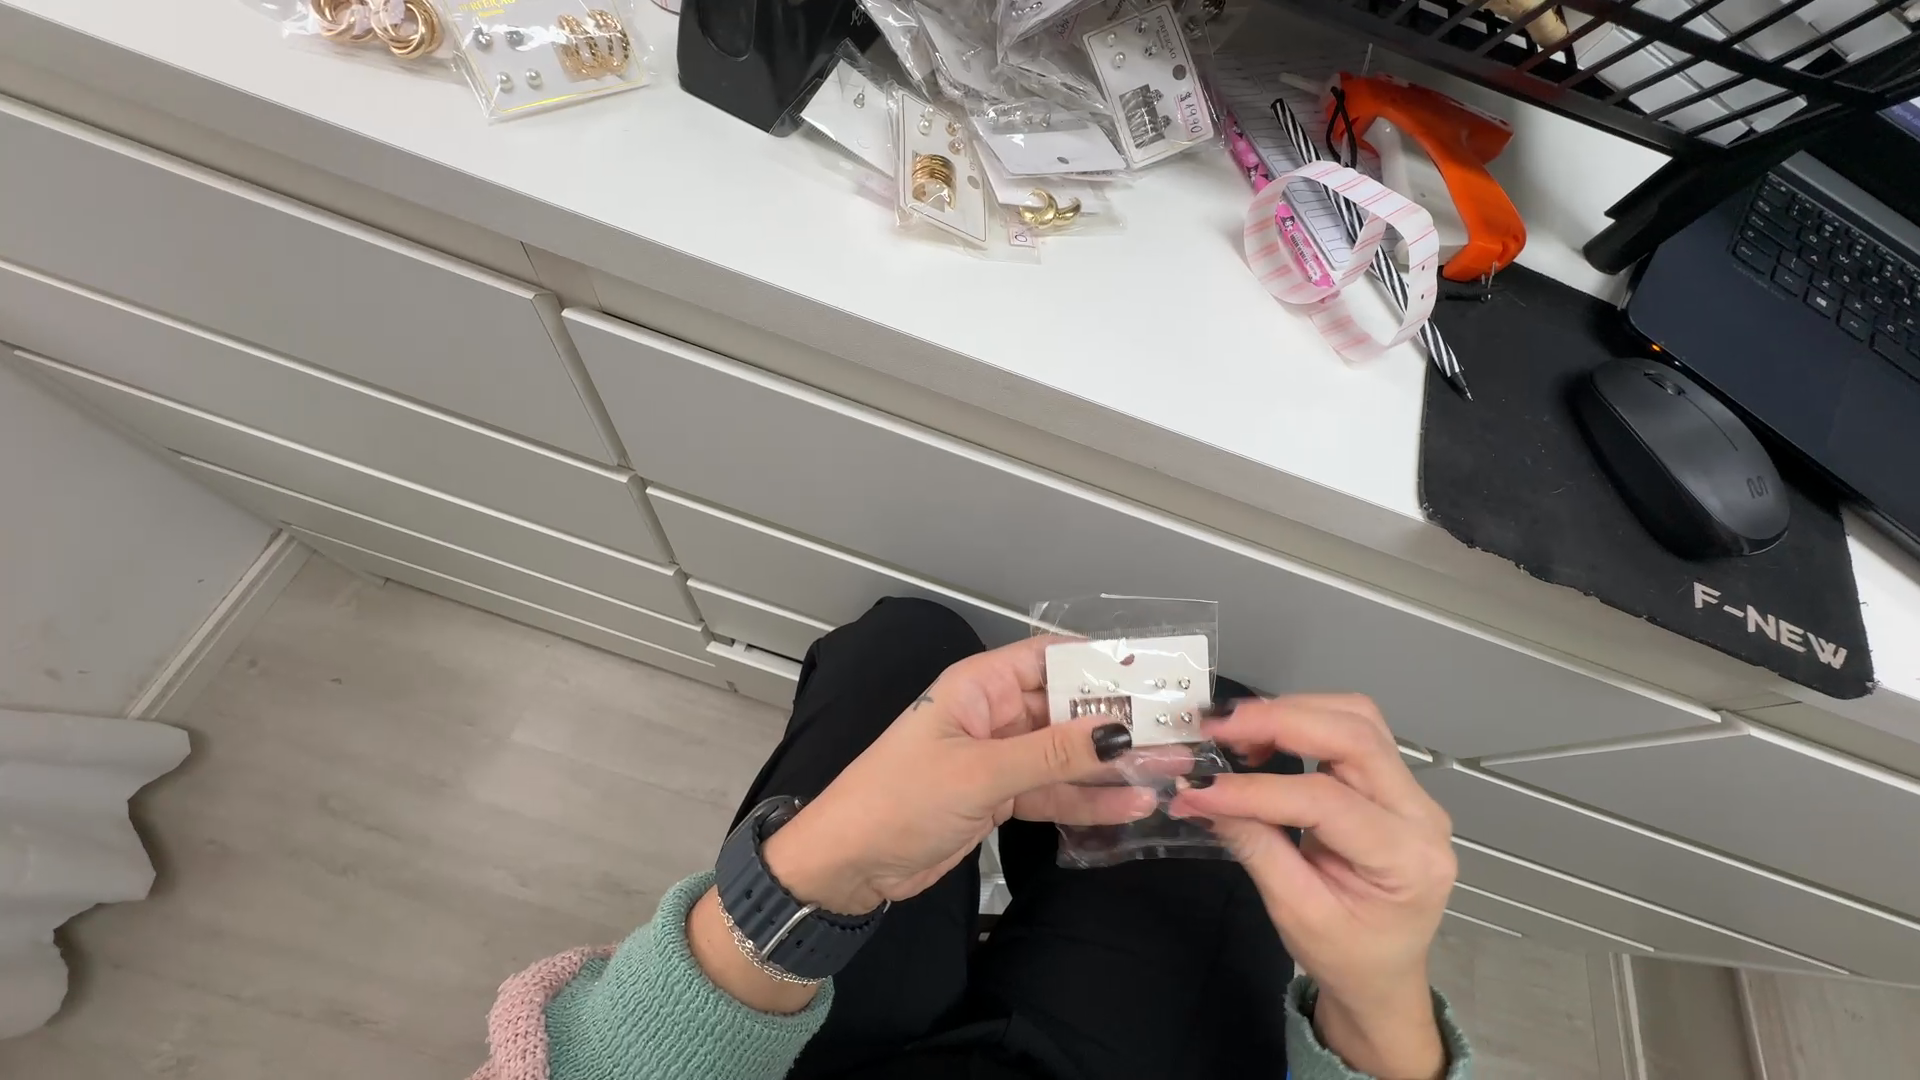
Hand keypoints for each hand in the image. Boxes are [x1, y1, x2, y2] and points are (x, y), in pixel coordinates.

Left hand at [764, 636, 1152, 915]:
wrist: (849, 865)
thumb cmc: (901, 798)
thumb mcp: (980, 774)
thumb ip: (1052, 756)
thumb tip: (1120, 733)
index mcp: (980, 685)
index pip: (1050, 658)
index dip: (1101, 663)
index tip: (1155, 676)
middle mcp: (994, 713)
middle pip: (1066, 708)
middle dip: (1118, 723)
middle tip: (1176, 735)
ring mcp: (999, 756)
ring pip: (1066, 754)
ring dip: (1111, 766)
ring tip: (1170, 773)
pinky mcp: (1000, 796)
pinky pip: (1053, 790)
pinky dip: (1087, 800)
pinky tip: (1131, 808)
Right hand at [1169, 695, 1455, 1079]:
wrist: (1383, 975)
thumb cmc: (1343, 954)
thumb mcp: (1293, 911)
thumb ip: (1252, 844)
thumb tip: (1199, 793)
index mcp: (1406, 860)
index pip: (1324, 800)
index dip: (1255, 788)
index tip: (1199, 787)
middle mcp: (1421, 814)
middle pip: (1355, 734)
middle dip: (1278, 720)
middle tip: (1217, 728)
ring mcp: (1412, 791)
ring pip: (1355, 717)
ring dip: (1290, 712)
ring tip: (1237, 731)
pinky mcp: (1391, 780)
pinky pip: (1350, 727)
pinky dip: (1301, 718)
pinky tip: (1264, 736)